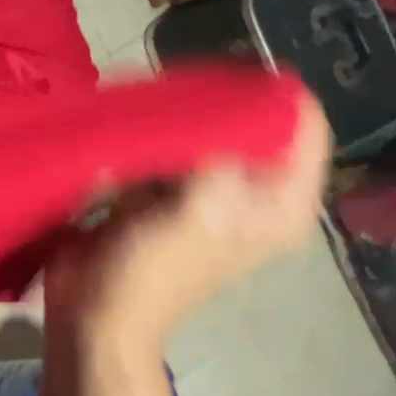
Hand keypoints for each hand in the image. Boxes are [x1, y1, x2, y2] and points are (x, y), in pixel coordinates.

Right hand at [45, 92, 331, 353]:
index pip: (303, 131)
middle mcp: (244, 198)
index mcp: (278, 205)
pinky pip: (152, 162)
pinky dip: (136, 147)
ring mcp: (195, 202)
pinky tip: (117, 133)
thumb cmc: (151, 274)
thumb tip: (209, 109)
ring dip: (166, 126)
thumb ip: (217, 159)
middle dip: (210, 109)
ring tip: (142, 103)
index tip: (229, 77)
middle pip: (243, 132)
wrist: (93, 317)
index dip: (273, 100)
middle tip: (175, 86)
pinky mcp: (149, 206)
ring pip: (192, 144)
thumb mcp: (198, 213)